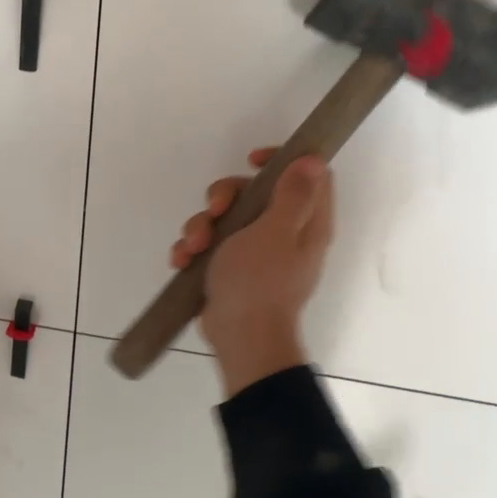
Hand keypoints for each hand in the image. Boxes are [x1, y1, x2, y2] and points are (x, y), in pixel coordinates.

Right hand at [170, 148, 334, 396]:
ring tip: (192, 249)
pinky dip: (193, 250)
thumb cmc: (260, 282)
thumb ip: (292, 195)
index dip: (281, 160)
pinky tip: (183, 262)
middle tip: (214, 212)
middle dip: (223, 198)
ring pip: (224, 218)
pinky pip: (209, 245)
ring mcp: (256, 252)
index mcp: (306, 223)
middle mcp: (284, 233)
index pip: (307, 175)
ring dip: (200, 227)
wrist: (241, 337)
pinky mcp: (230, 268)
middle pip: (253, 193)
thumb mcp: (275, 232)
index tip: (251, 161)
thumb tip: (314, 160)